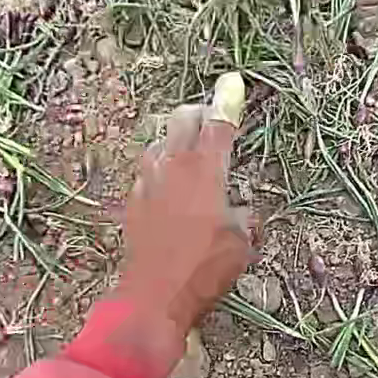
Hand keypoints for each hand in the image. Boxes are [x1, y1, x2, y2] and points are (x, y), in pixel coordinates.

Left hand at [118, 103, 252, 333]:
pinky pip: (148, 170)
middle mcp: (174, 168)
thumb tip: (240, 208)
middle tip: (212, 118)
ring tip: (190, 148)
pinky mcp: (133, 201)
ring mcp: (148, 182)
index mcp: (206, 173)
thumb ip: (244, 216)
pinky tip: (168, 181)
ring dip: (177, 138)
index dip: (228, 102)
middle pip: (182, 121)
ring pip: (161, 142)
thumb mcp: (243, 242)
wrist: (154, 296)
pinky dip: (162, 167)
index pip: (218, 127)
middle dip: (199, 114)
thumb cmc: (207, 268)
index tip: (234, 81)